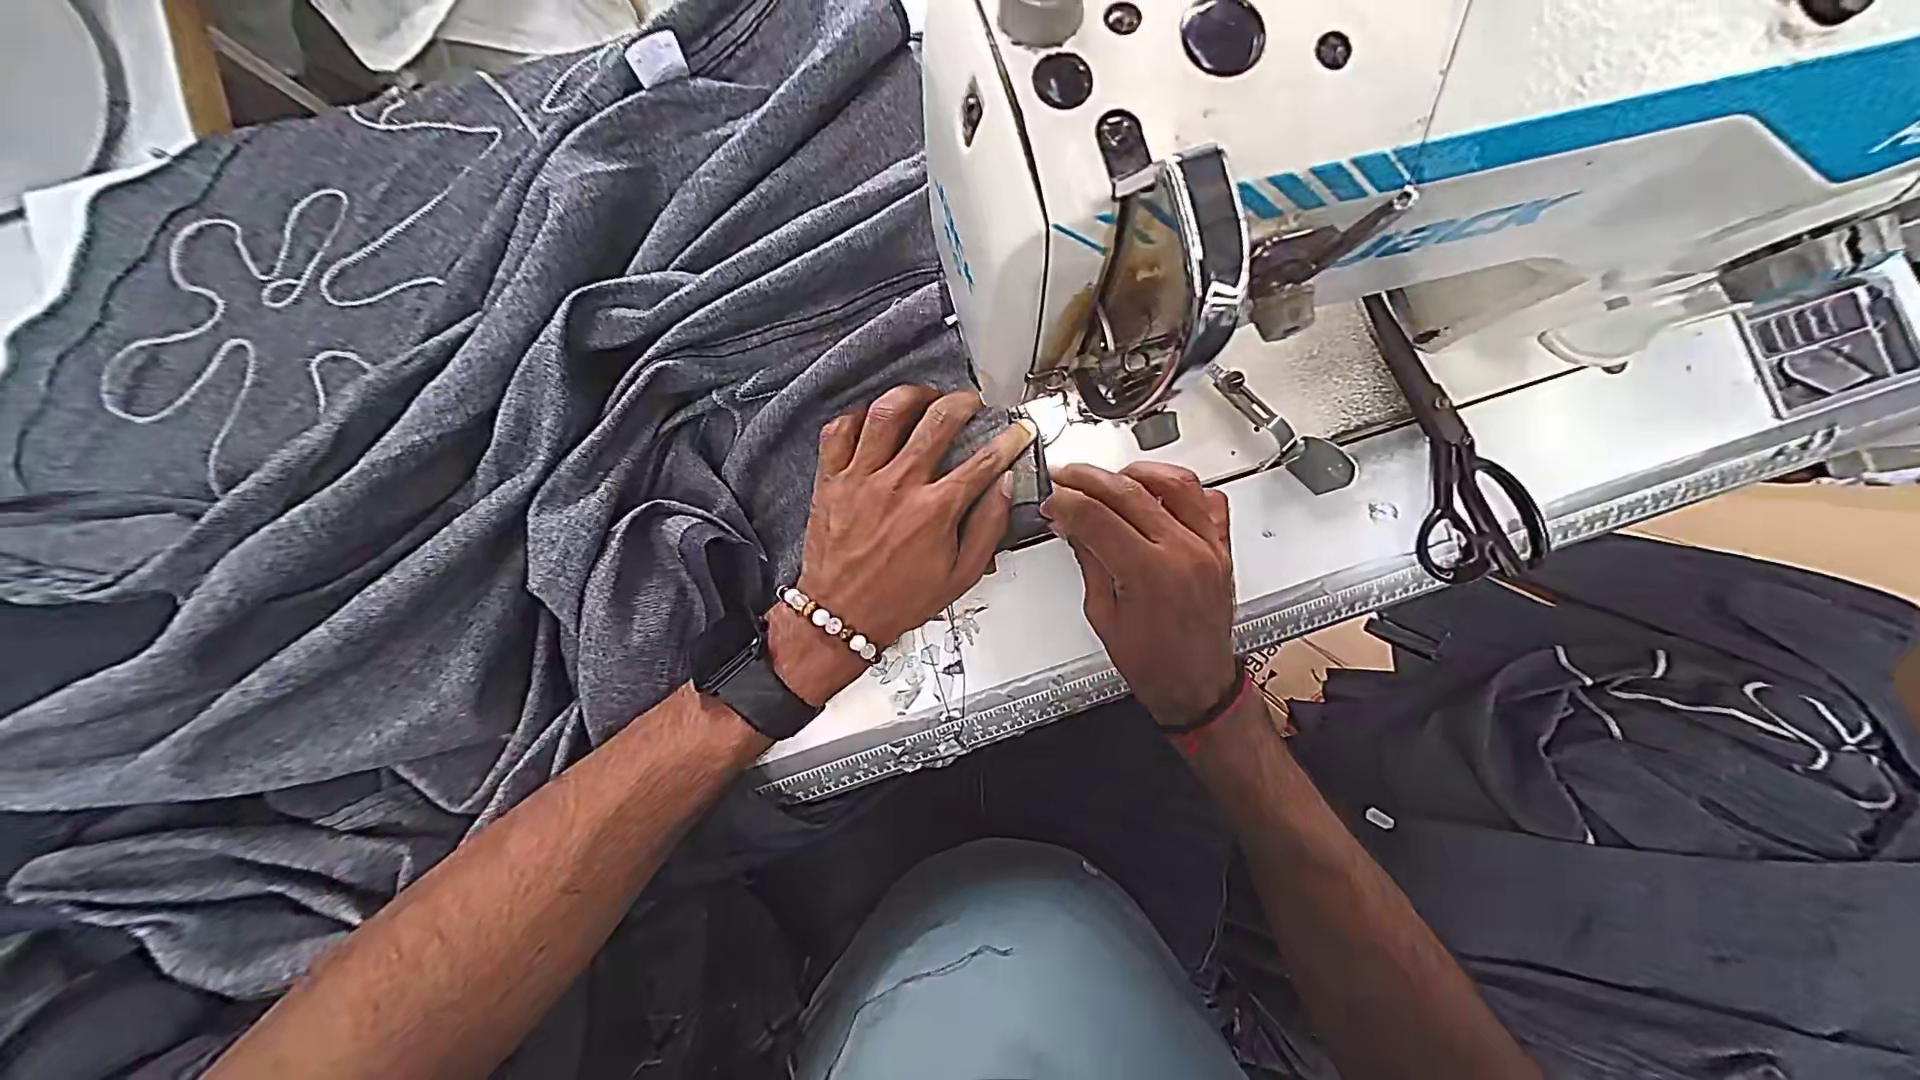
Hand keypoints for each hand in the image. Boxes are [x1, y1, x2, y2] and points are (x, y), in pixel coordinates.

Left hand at [767, 385, 1036, 705]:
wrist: (842, 615)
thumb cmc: (897, 600)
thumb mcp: (960, 575)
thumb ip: (988, 527)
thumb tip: (1004, 487)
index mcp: (934, 511)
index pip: (983, 460)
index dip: (1009, 439)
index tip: (1017, 431)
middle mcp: (898, 487)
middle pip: (938, 420)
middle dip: (964, 402)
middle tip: (971, 403)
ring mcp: (861, 479)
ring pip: (887, 413)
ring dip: (913, 395)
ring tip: (926, 397)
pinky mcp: (832, 480)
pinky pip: (839, 431)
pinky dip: (859, 416)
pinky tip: (874, 419)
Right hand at [1044, 462, 1238, 727]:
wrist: (1197, 685)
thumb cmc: (1155, 664)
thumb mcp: (1103, 614)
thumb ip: (1089, 560)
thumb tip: (1071, 523)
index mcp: (1148, 574)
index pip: (1096, 516)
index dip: (1065, 502)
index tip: (1052, 499)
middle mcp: (1183, 553)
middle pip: (1127, 491)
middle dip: (1087, 479)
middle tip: (1066, 480)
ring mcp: (1207, 547)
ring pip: (1173, 481)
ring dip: (1134, 472)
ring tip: (1109, 477)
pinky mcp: (1222, 548)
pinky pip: (1208, 499)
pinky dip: (1180, 488)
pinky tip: (1157, 491)